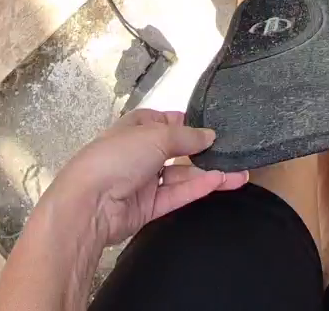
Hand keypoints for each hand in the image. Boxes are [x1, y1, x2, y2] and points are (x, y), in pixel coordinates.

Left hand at [38, 109, 248, 248]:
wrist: (89, 204)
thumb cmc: (119, 156)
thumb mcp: (157, 135)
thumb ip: (187, 137)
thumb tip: (210, 135)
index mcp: (136, 127)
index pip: (166, 121)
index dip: (188, 123)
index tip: (214, 125)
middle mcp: (140, 152)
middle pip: (177, 150)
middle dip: (203, 151)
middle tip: (234, 152)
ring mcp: (143, 181)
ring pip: (181, 175)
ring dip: (208, 173)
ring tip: (239, 173)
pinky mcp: (147, 207)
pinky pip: (176, 194)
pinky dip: (197, 188)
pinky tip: (221, 182)